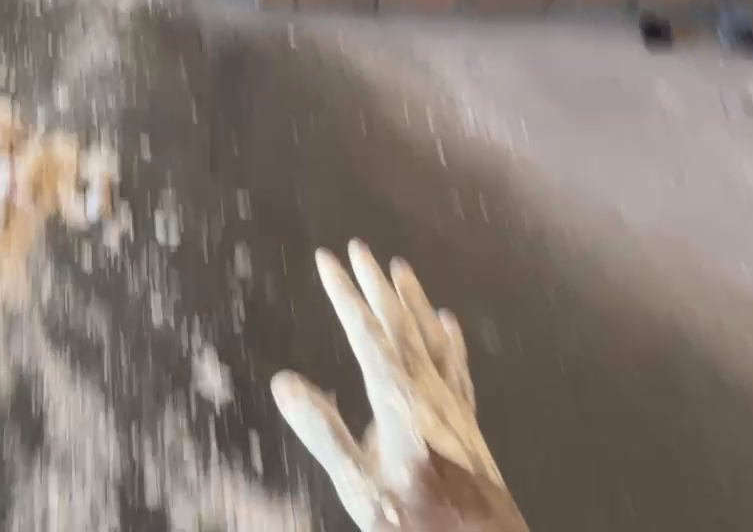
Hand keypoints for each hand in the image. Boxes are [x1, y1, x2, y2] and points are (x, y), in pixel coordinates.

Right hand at [271, 244, 520, 530]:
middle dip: (376, 284)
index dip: (344, 293)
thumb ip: (324, 433)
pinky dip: (449, 338)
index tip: (327, 259)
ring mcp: (453, 406)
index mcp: (399, 401)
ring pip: (430, 337)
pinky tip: (448, 322)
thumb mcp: (360, 489)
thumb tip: (284, 382)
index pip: (366, 333)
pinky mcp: (468, 424)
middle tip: (359, 248)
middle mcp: (428, 393)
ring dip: (412, 300)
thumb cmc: (419, 522)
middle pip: (400, 325)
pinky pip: (457, 366)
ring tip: (400, 268)